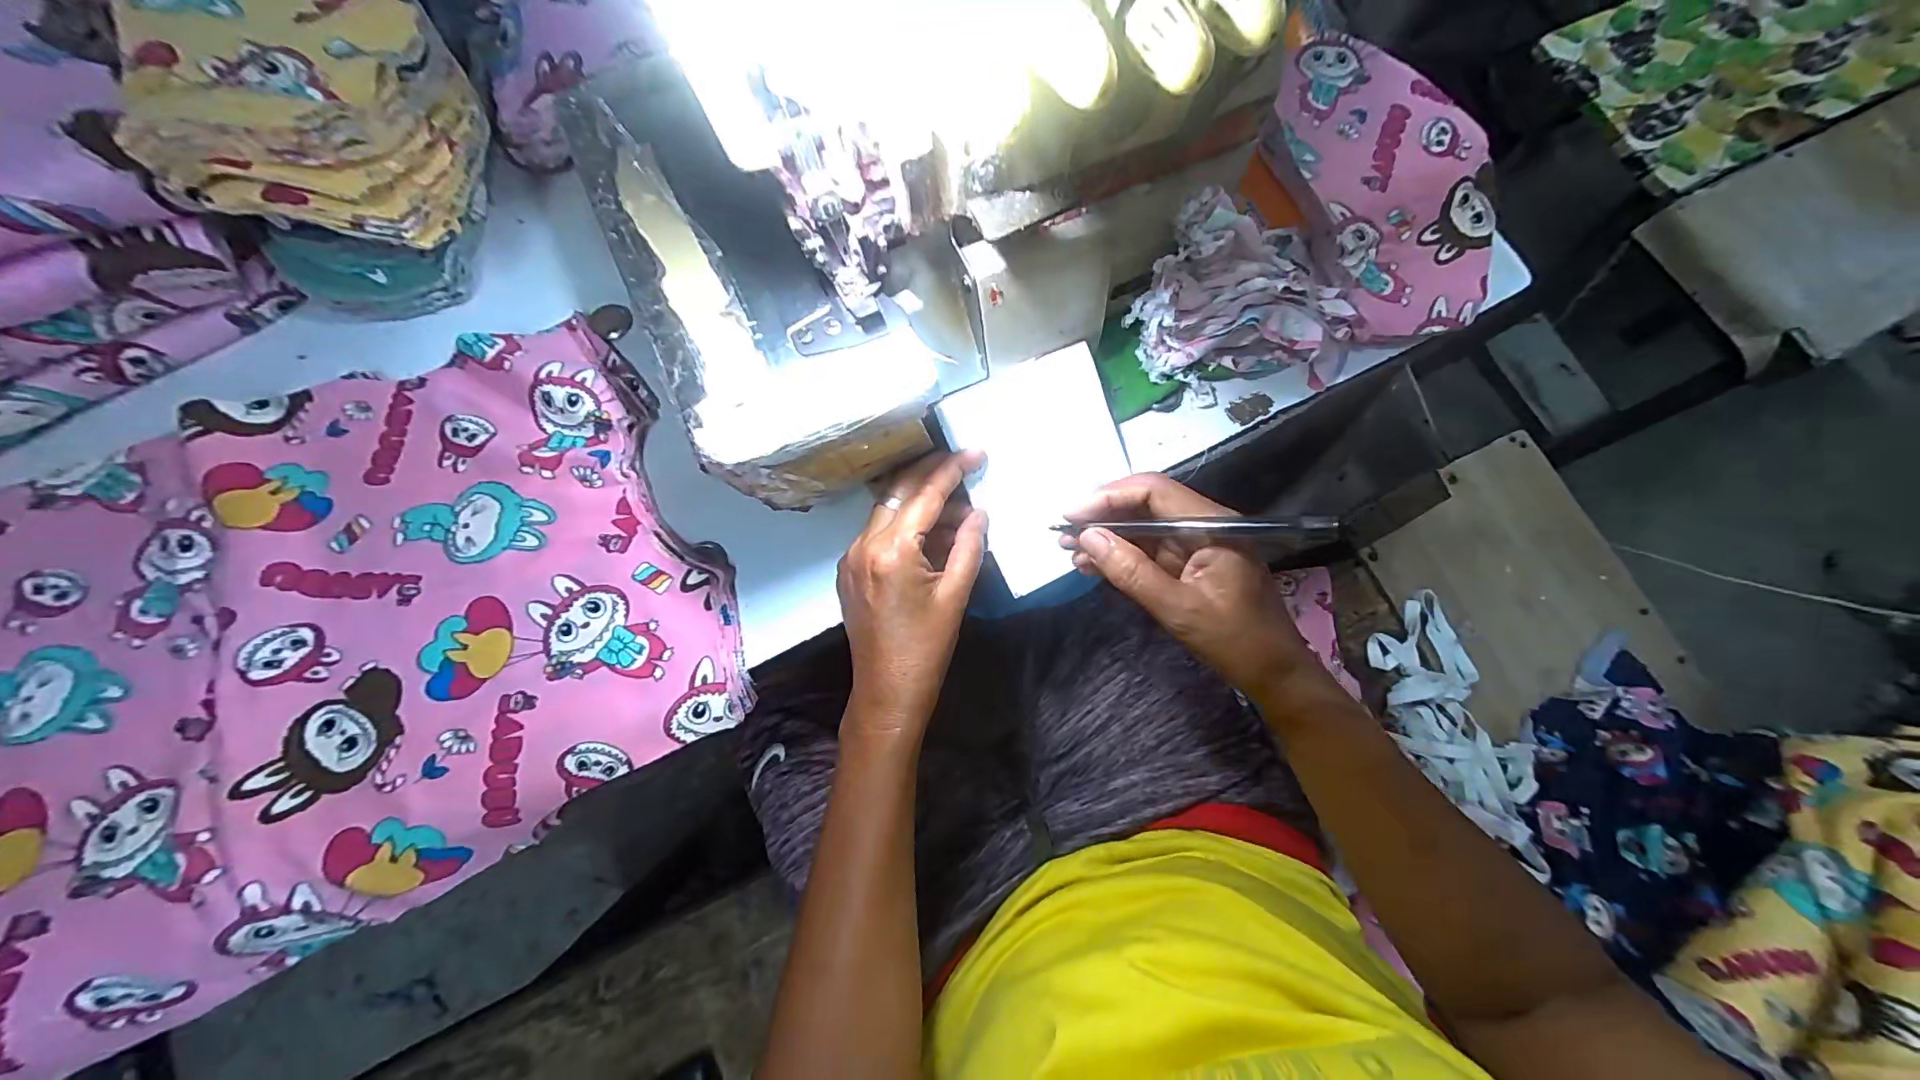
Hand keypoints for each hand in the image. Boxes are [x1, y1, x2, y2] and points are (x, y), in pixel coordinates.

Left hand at [838, 450, 986, 736]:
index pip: (925, 495)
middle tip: (963, 465)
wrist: (887, 691)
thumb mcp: (955, 595)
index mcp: (891, 550)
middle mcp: (863, 545)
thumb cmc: (926, 648)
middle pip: (898, 491)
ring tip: (958, 512)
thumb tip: (978, 512)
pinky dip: (904, 525)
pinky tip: (931, 535)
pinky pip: (877, 533)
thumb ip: (969, 546)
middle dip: (931, 474)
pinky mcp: (848, 570)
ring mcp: (851, 557)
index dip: (952, 469)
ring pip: (886, 510)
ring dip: (919, 502)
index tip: (975, 453)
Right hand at [1061, 474, 1322, 698]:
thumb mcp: (1177, 608)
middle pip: (1147, 505)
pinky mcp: (1192, 564)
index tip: (1072, 515)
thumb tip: (1088, 537)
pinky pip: (1152, 550)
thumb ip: (1131, 571)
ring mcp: (1200, 544)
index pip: (1154, 491)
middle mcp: (1206, 525)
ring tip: (1072, 552)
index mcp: (1213, 525)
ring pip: (1145, 528)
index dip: (1108, 498)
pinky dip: (1123, 556)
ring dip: (1109, 537)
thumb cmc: (1235, 642)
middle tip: (1065, 534)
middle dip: (1104, 517)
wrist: (1276, 674)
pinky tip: (1094, 565)